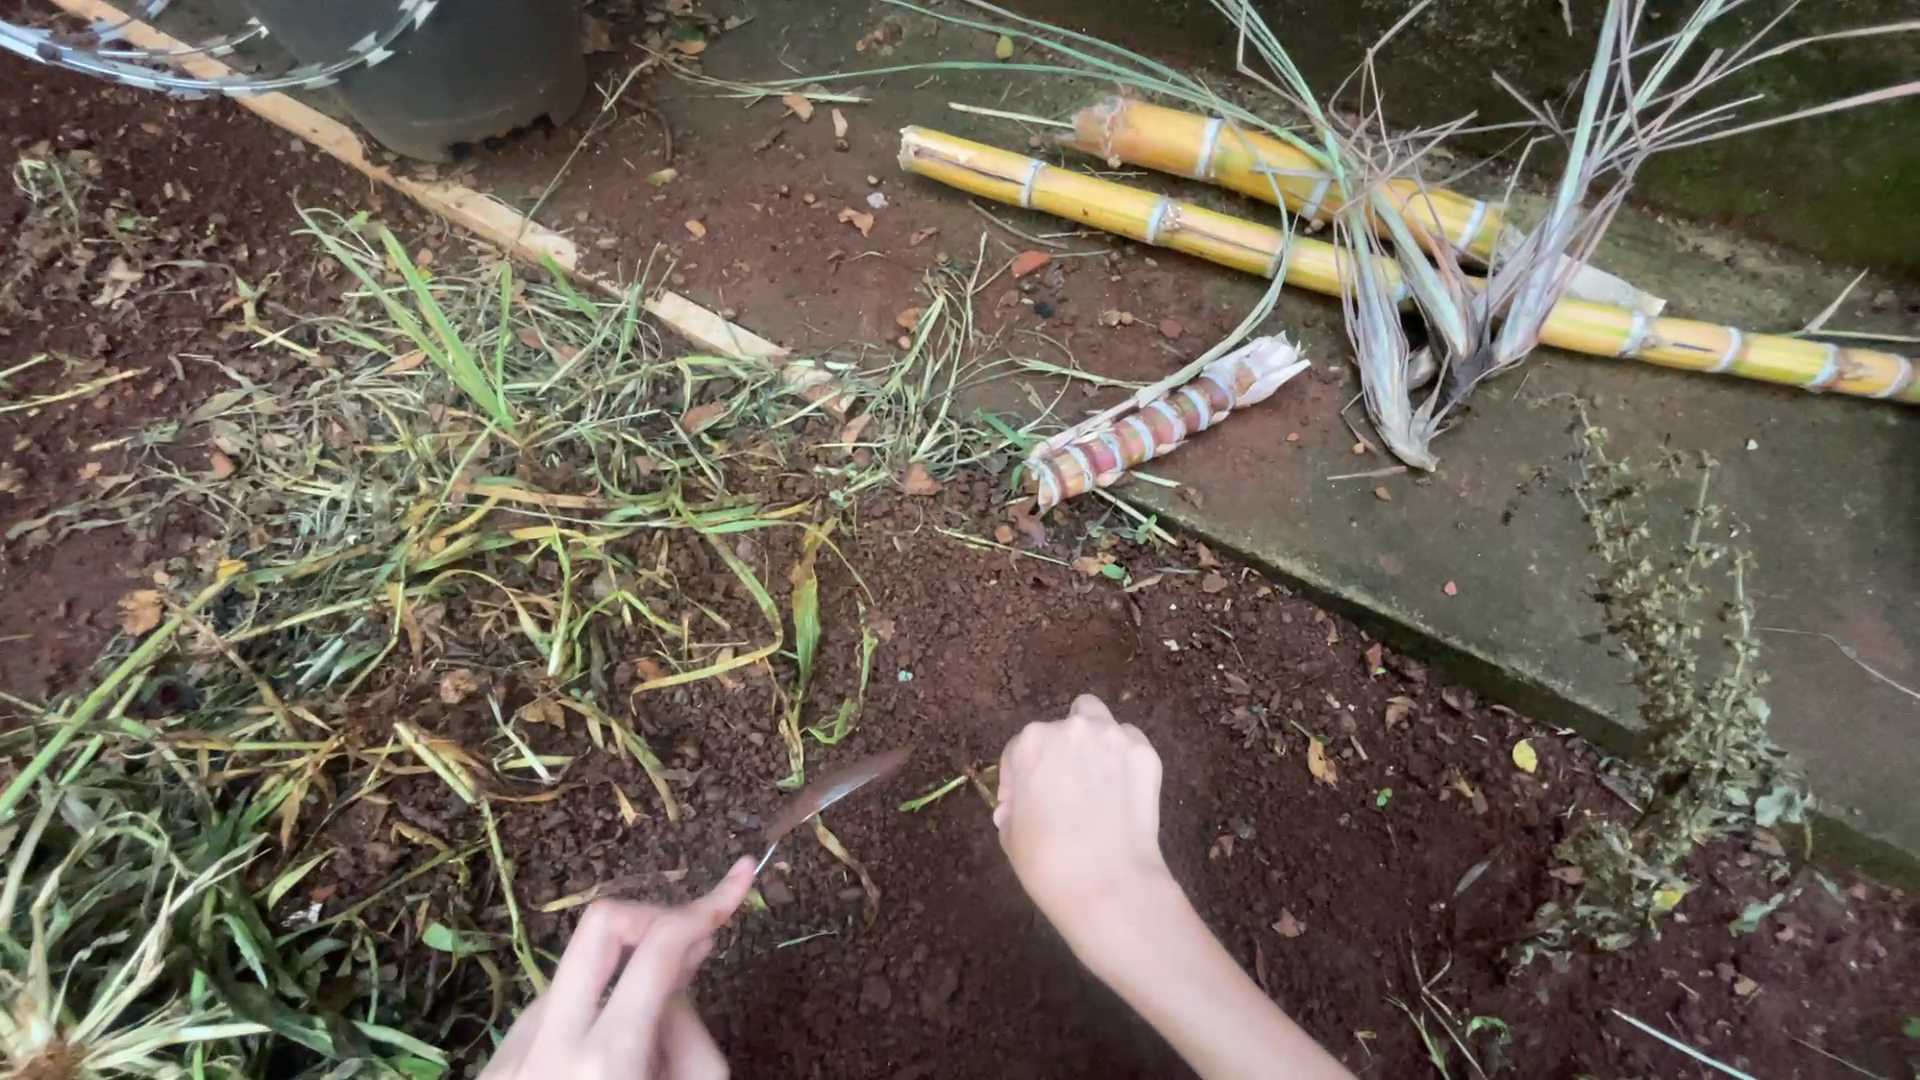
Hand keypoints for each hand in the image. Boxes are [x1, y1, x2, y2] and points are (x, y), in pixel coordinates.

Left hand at [479, 858, 754, 1079]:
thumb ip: (691, 1044)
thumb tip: (682, 974)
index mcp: (605, 1061)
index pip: (663, 946)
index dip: (711, 903)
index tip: (742, 878)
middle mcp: (547, 1045)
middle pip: (605, 923)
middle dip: (658, 921)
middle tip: (695, 949)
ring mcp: (509, 1055)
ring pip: (585, 976)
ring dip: (630, 991)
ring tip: (651, 1055)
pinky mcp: (490, 1070)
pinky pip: (556, 1014)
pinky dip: (595, 1018)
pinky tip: (607, 1067)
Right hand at [994, 694, 1176, 952]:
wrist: (1109, 886)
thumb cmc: (1047, 864)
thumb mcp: (1011, 834)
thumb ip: (1013, 806)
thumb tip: (1019, 805)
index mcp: (1030, 743)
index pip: (1016, 751)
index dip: (1016, 779)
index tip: (1021, 803)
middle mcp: (1070, 728)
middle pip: (1058, 729)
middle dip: (1056, 755)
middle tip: (1062, 788)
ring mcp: (1112, 736)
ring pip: (1096, 718)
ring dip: (1090, 739)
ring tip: (1094, 774)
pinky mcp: (1145, 753)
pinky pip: (1129, 742)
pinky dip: (1122, 757)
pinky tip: (1121, 787)